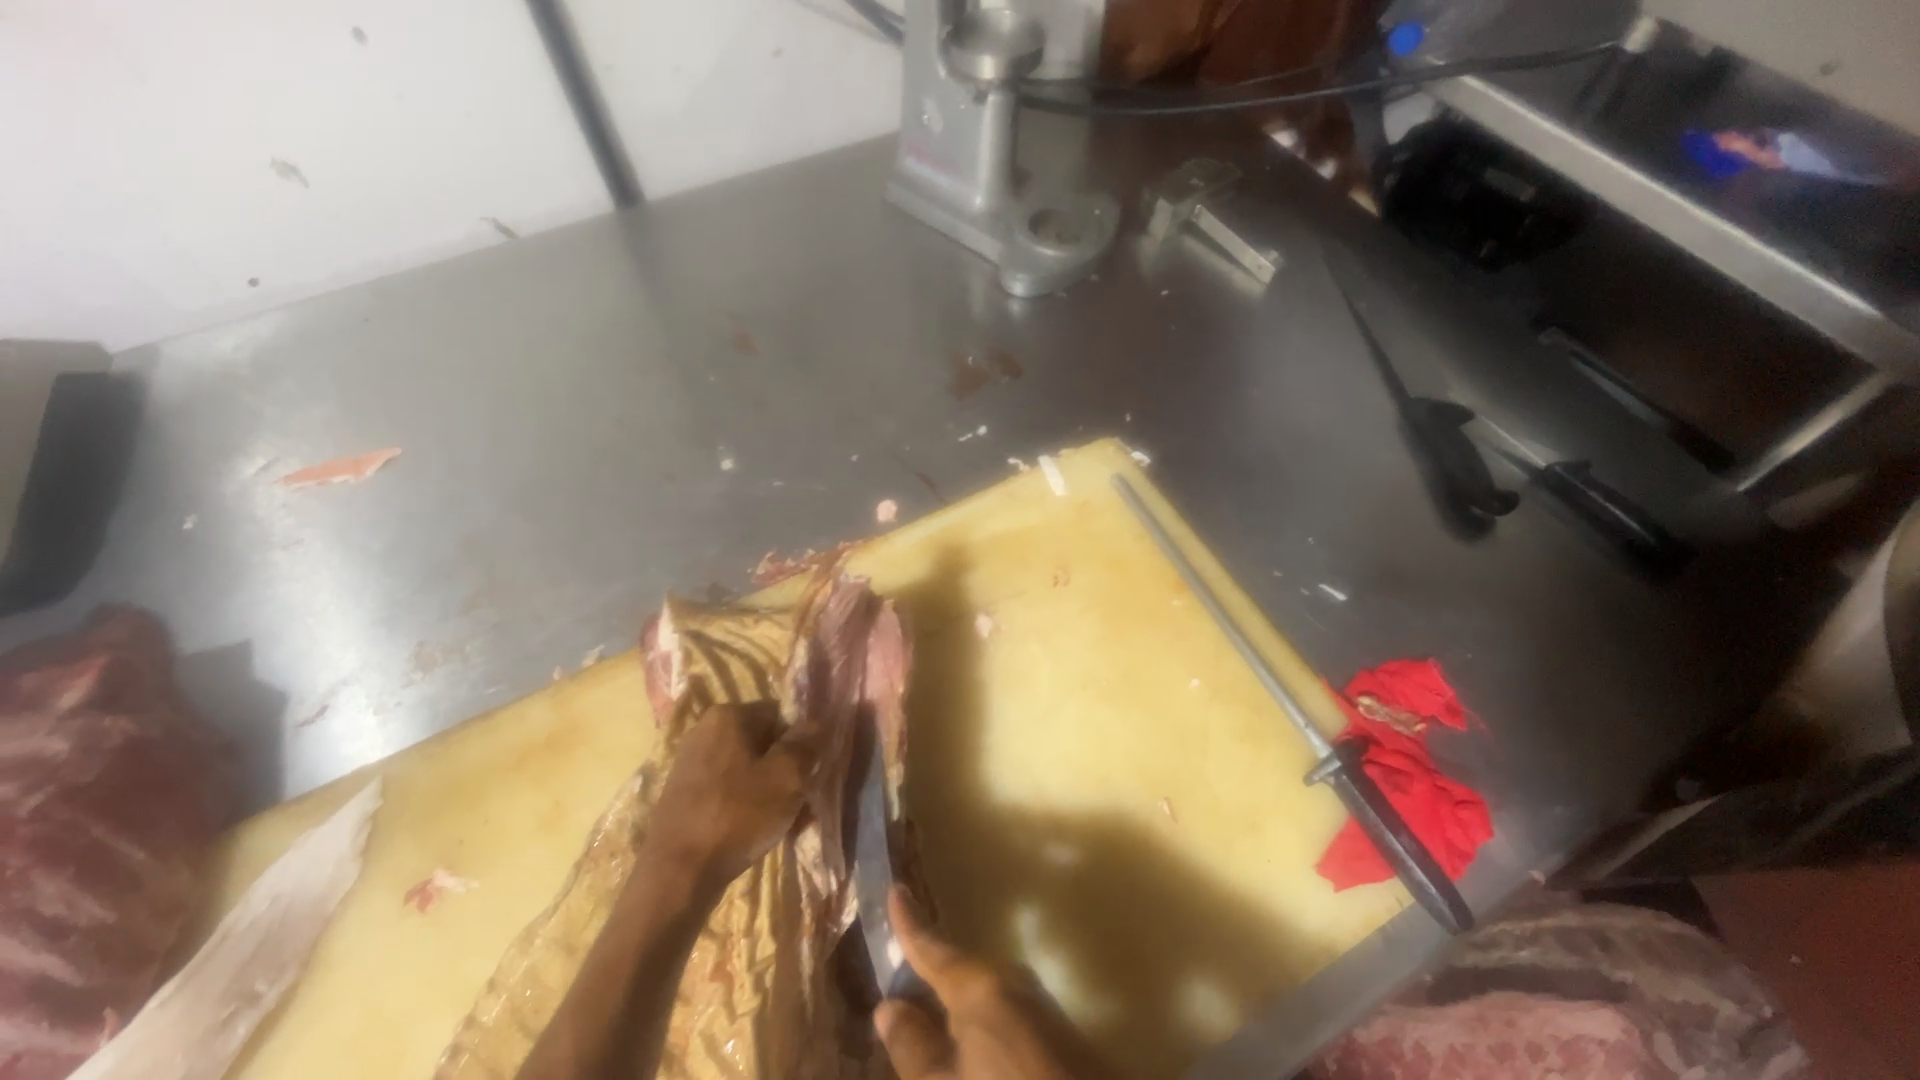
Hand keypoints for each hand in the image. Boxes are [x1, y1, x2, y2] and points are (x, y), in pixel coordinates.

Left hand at [641, 703, 811, 898]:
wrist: (678, 873)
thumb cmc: (737, 816)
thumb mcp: (786, 778)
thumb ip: (804, 744)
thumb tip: (815, 723)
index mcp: (728, 715)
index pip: (780, 715)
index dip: (799, 743)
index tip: (808, 775)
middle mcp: (704, 730)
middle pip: (762, 742)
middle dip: (783, 769)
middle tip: (798, 802)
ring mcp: (690, 762)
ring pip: (746, 769)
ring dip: (767, 790)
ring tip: (780, 821)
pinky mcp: (682, 793)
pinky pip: (727, 789)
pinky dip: (744, 804)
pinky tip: (753, 830)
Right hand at [875, 888, 1117, 1079]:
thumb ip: (912, 1047)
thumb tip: (891, 1007)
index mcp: (978, 985)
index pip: (931, 946)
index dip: (909, 922)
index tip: (898, 889)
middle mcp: (1013, 982)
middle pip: (959, 973)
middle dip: (931, 983)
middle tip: (901, 993)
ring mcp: (1042, 1007)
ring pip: (984, 999)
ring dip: (958, 1012)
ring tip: (934, 1033)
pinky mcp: (1061, 1036)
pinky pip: (1006, 1018)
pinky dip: (983, 1030)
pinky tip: (976, 1056)